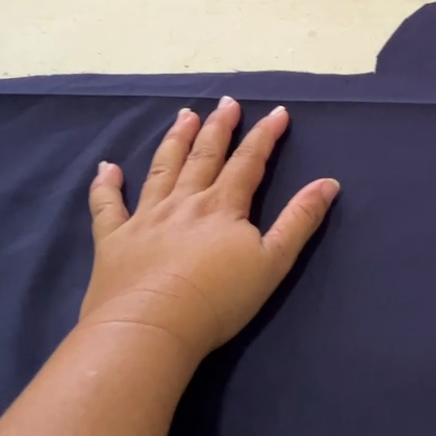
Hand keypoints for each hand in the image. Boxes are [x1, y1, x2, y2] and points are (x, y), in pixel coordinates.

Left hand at [80, 98, 339, 361]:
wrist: (148, 332)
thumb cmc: (217, 300)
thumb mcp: (273, 261)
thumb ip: (300, 219)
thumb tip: (329, 182)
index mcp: (224, 206)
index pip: (249, 161)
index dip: (265, 135)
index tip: (277, 112)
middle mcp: (185, 203)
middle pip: (205, 156)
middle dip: (219, 127)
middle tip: (226, 102)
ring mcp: (145, 219)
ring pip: (162, 170)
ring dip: (175, 141)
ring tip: (184, 116)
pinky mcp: (112, 242)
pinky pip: (107, 207)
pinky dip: (106, 186)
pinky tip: (107, 167)